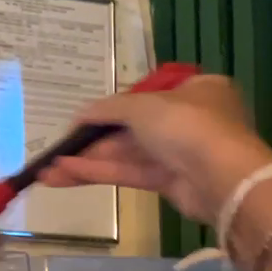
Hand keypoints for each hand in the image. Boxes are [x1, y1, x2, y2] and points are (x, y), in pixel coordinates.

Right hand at [36, 76, 271, 225]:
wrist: (223, 178)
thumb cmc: (188, 126)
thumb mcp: (143, 105)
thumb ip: (107, 108)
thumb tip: (79, 114)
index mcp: (194, 90)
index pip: (145, 96)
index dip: (109, 107)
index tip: (79, 119)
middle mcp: (187, 119)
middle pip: (129, 128)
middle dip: (90, 140)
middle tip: (56, 150)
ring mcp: (178, 152)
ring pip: (124, 154)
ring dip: (86, 161)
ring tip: (48, 171)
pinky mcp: (169, 181)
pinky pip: (127, 172)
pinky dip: (97, 173)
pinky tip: (64, 176)